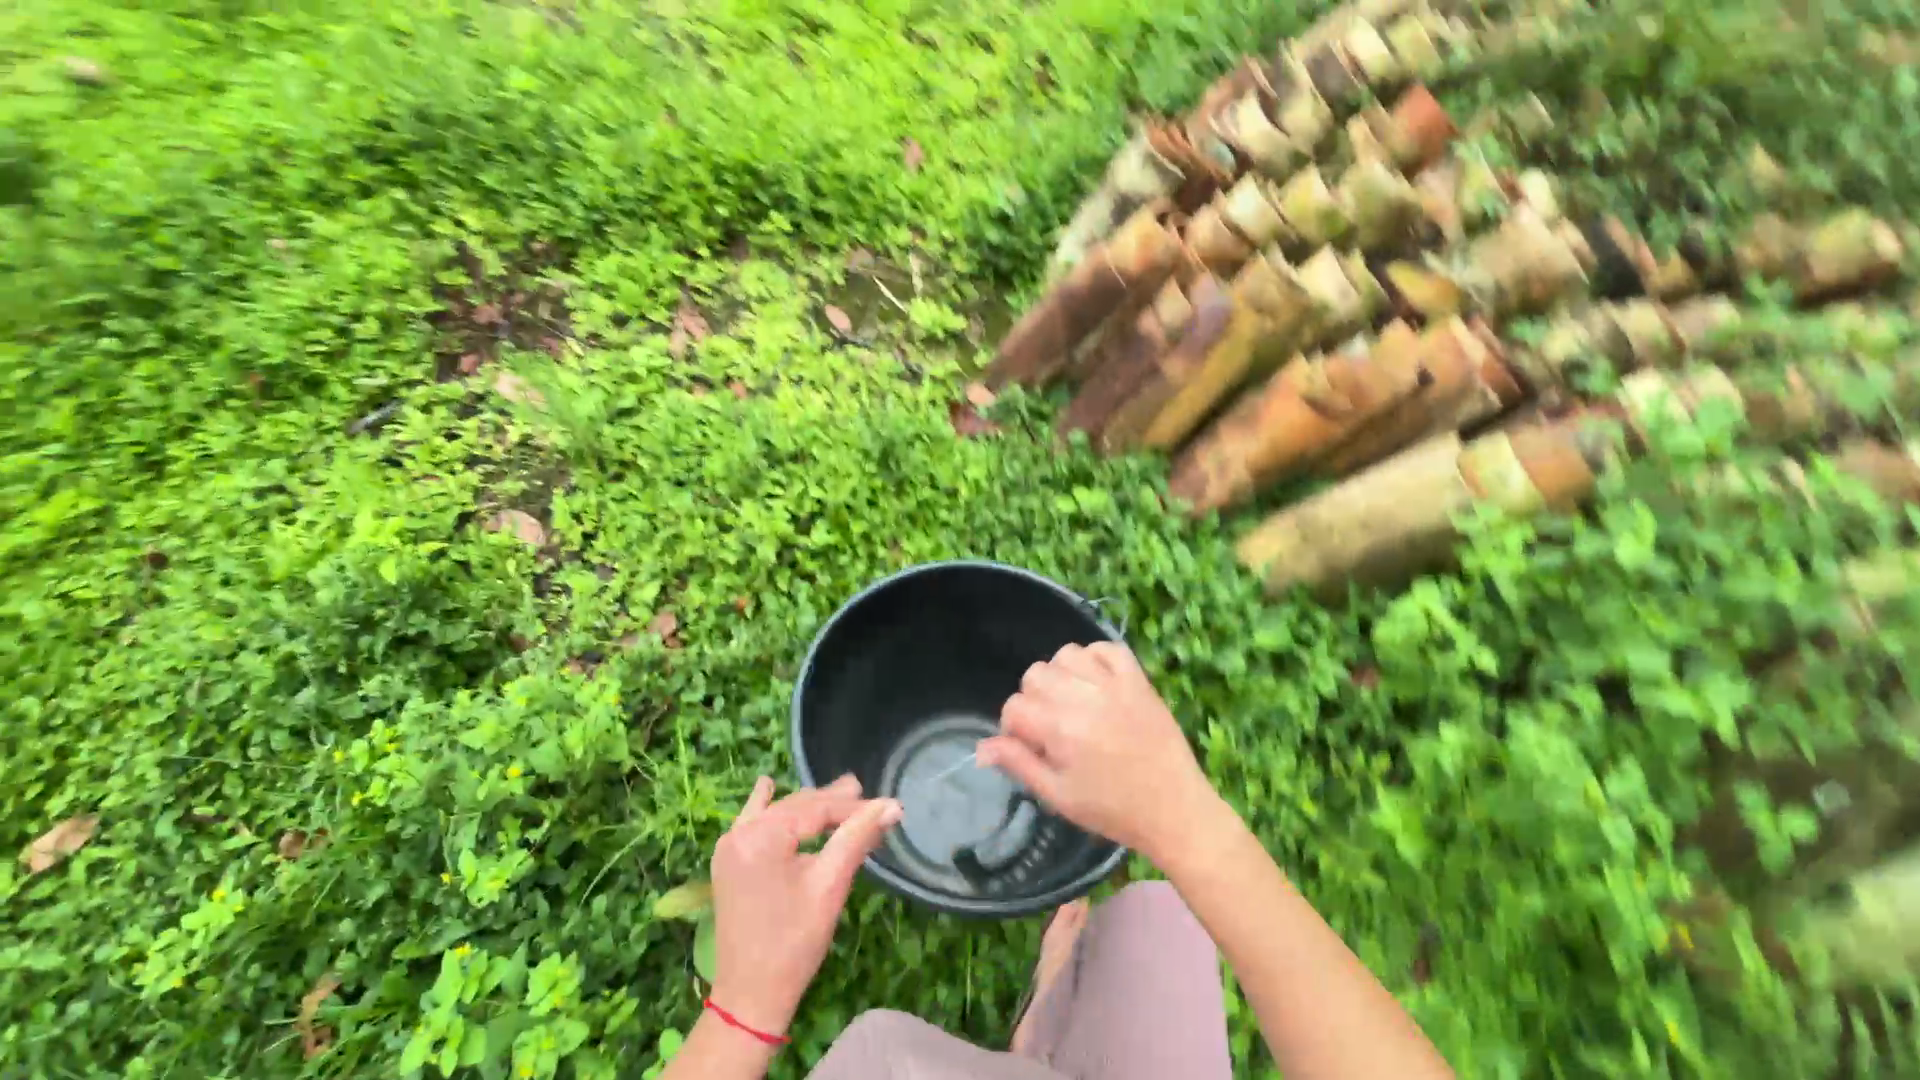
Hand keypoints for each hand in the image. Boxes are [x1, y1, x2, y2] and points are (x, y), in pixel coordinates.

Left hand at [707, 775, 902, 1036]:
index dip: (854, 807)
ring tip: (842, 794)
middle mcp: (740, 833)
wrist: (750, 994)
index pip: (817, 809)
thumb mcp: (830, 886)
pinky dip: (765, 806)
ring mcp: (729, 847)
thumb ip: (857, 838)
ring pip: (778, 813)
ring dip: (808, 806)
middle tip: (867, 795)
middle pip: (797, 807)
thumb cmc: (794, 943)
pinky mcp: (727, 862)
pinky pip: (751, 822)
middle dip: (833, 803)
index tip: (888, 808)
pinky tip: (768, 786)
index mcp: (762, 836)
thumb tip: (891, 806)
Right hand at [978, 642, 1219, 862]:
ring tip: (1072, 703)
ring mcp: (1113, 684)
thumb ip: (1019, 764)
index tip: (1030, 746)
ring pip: (1066, 655)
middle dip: (1034, 699)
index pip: (1014, 707)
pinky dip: (1095, 658)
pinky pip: (1107, 648)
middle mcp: (1083, 698)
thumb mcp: (1058, 796)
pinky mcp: (1138, 680)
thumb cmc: (1112, 810)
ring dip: (1061, 676)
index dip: (1013, 728)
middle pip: (1035, 675)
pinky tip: (1096, 683)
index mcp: (1060, 729)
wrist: (1174, 809)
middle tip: (1051, 727)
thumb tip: (982, 747)